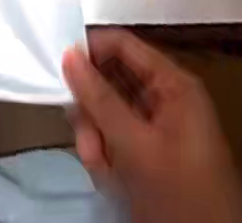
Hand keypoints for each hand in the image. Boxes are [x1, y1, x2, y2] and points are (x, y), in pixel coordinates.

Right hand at [62, 28, 241, 222]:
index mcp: (173, 84)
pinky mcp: (154, 156)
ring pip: (111, 112)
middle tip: (84, 137)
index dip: (89, 50)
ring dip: (97, 136)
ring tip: (98, 165)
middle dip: (92, 108)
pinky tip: (109, 178)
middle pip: (113, 80)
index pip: (122, 45)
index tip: (59, 69)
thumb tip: (69, 54)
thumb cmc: (182, 196)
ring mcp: (161, 128)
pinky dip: (108, 154)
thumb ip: (99, 99)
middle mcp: (167, 99)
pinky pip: (119, 139)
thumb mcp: (135, 146)